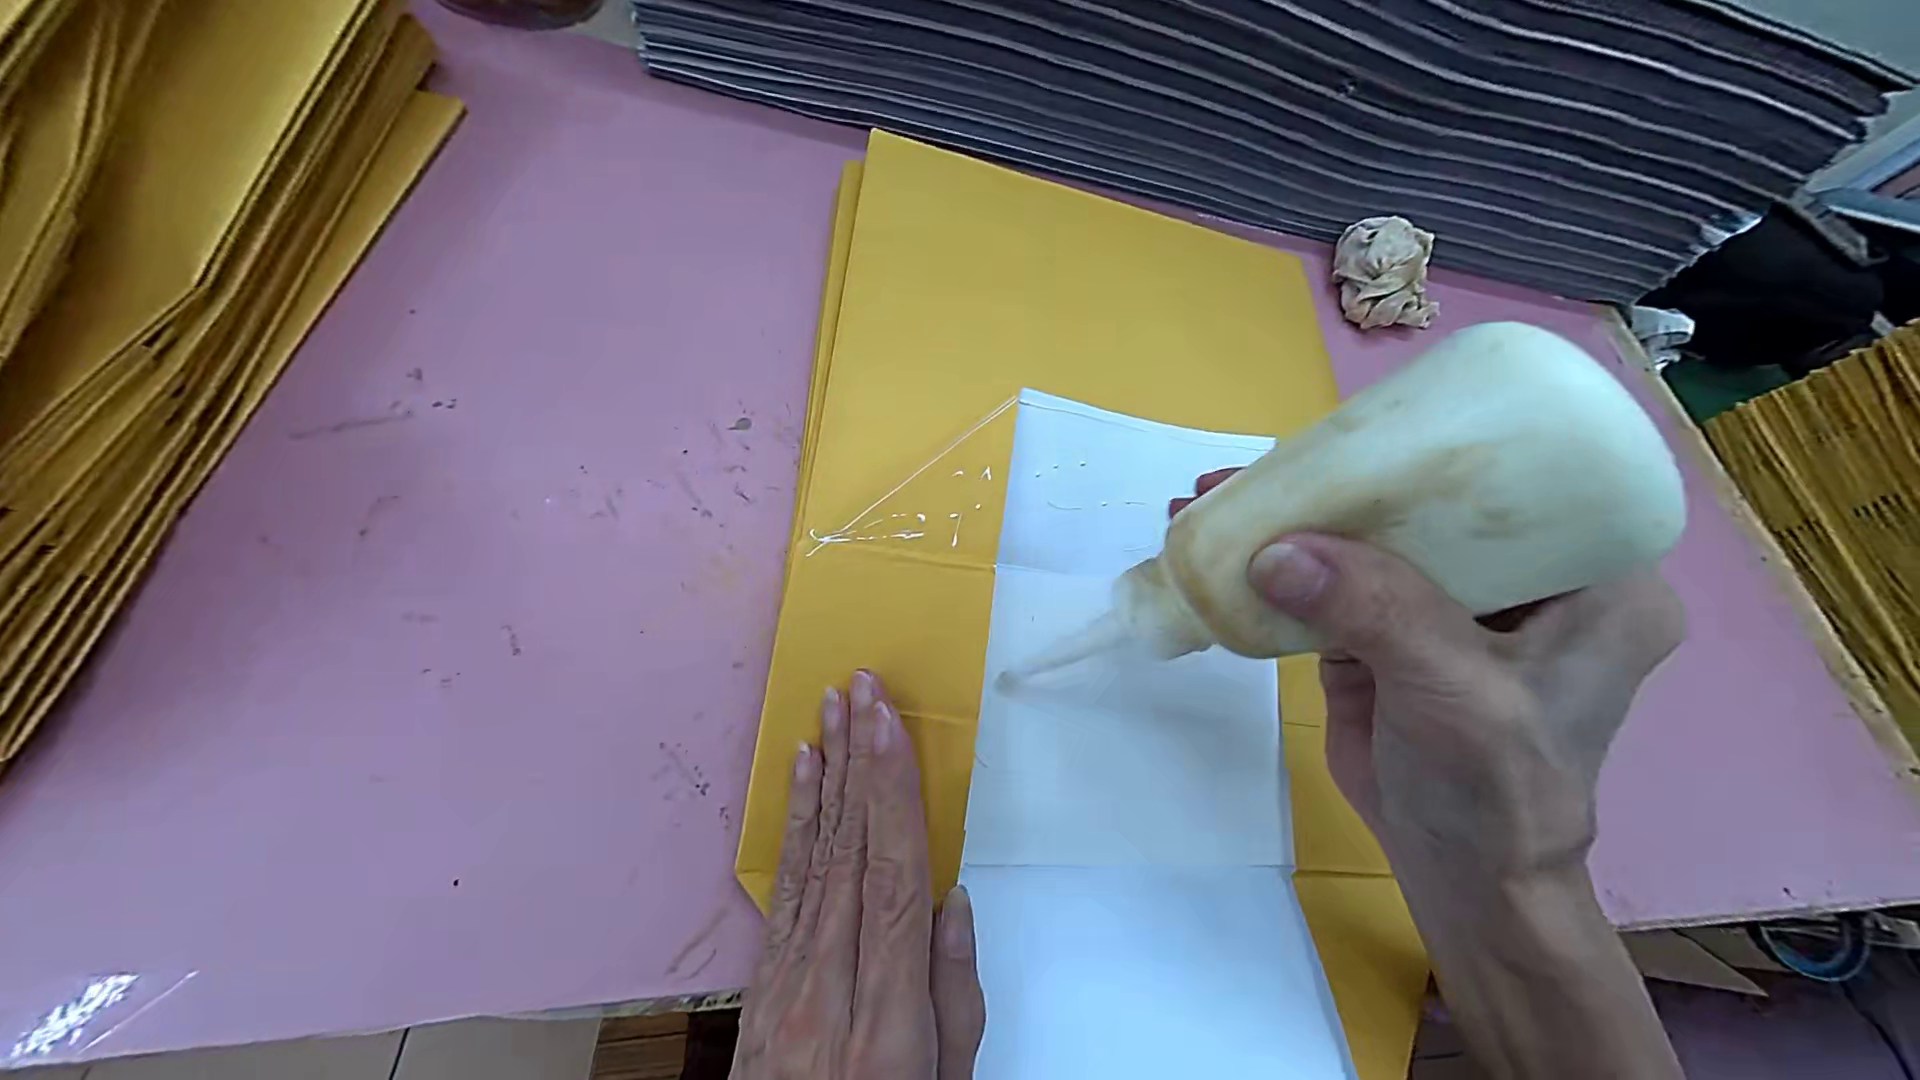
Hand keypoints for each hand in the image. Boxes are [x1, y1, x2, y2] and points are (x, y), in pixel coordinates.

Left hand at [731, 670, 986, 1079]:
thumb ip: (953, 992)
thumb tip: (950, 894)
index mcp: (887, 1013)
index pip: (893, 875)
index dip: (892, 791)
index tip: (889, 724)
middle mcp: (831, 980)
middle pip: (851, 848)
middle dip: (861, 758)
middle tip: (862, 688)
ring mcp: (789, 973)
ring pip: (818, 850)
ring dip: (830, 769)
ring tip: (834, 706)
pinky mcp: (767, 971)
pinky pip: (787, 880)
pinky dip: (799, 815)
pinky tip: (806, 768)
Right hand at [1173, 468, 1684, 883]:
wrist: (1454, 870)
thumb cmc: (1494, 790)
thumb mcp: (1456, 695)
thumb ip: (1376, 614)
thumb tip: (1272, 551)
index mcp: (1587, 573)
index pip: (1505, 480)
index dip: (1421, 449)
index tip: (1335, 438)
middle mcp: (1514, 577)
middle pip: (1410, 506)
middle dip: (1325, 486)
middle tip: (1244, 475)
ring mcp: (1439, 603)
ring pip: (1358, 540)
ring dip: (1287, 522)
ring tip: (1211, 503)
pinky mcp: (1379, 628)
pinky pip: (1325, 583)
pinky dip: (1274, 568)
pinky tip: (1223, 552)